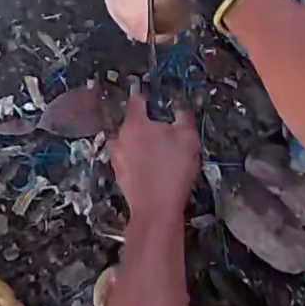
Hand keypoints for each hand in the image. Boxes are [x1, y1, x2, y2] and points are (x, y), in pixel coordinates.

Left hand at [110, 84, 201, 223]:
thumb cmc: (172, 169)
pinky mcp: (119, 175)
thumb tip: (179, 109)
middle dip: (147, 123)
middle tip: (166, 129)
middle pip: (133, 122)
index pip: (137, 99)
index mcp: (134, 124)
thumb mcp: (188, 138)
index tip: (156, 95)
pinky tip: (154, 168)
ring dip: (142, 142)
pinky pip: (130, 159)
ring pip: (130, 142)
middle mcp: (120, 138)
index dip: (147, 95)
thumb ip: (183, 117)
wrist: (156, 210)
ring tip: (161, 150)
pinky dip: (139, 159)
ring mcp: (116, 158)